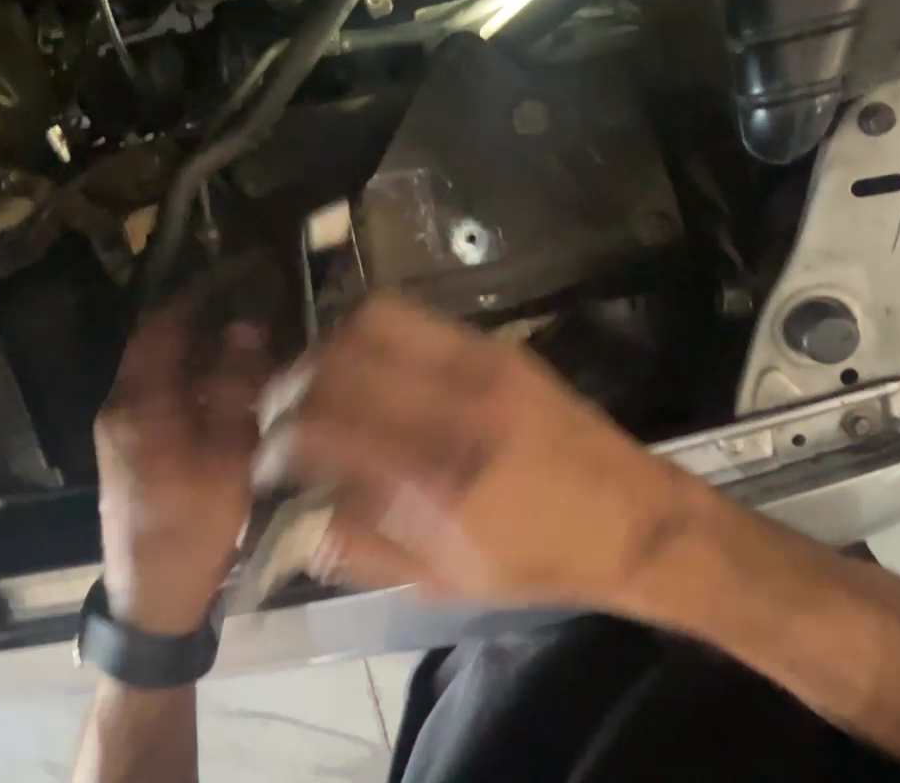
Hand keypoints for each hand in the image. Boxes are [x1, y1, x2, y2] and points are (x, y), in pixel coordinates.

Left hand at [95, 285, 274, 635]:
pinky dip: (195, 383)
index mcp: (137, 404)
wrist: (152, 600)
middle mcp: (120, 410)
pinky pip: (164, 399)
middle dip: (204, 323)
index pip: (162, 327)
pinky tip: (232, 393)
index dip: (197, 296)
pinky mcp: (133, 454)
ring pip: (164, 374)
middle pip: (160, 348)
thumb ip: (235, 386)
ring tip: (251, 345)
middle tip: (252, 308)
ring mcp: (122, 434)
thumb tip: (245, 326)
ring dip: (202, 354)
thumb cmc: (193, 526)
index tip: (235, 276)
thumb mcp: (226, 454)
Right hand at [281, 295, 709, 611]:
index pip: (327, 428)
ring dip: (331, 348)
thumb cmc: (539, 561)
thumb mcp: (445, 581)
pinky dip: (374, 333)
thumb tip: (303, 515)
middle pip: (340, 363)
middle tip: (283, 412)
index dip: (280, 437)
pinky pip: (415, 318)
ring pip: (373, 322)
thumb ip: (363, 547)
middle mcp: (455, 406)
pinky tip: (370, 363)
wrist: (632, 520)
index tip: (267, 454)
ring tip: (321, 380)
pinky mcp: (498, 347)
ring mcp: (480, 365)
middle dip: (293, 385)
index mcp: (439, 477)